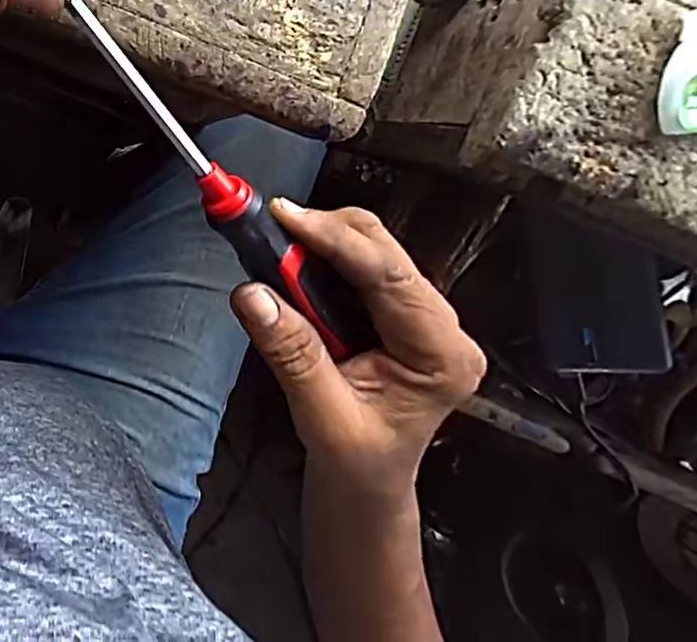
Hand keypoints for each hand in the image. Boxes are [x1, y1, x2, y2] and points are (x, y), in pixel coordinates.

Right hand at [230, 202, 485, 497]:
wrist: (366, 479)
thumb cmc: (359, 463)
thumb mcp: (323, 418)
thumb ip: (291, 355)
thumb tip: (254, 295)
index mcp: (442, 354)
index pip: (388, 275)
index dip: (332, 239)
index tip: (284, 216)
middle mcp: (439, 323)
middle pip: (379, 246)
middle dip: (320, 234)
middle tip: (267, 232)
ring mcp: (416, 310)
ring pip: (365, 243)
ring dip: (316, 240)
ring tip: (274, 251)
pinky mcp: (391, 303)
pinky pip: (353, 257)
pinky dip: (316, 251)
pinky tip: (292, 262)